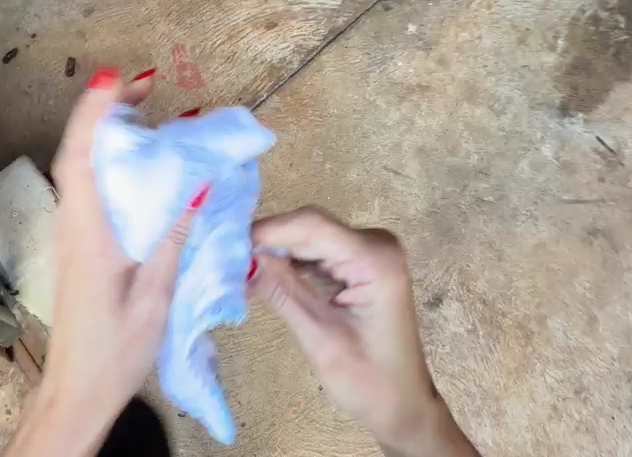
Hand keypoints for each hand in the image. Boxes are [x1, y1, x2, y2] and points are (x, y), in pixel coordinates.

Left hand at [5, 68, 197, 456]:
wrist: (76, 393)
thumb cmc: (114, 349)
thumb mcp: (154, 295)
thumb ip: (172, 238)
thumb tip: (198, 185)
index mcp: (89, 232)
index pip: (80, 158)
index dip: (93, 114)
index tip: (113, 77)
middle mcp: (75, 223)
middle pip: (80, 152)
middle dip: (106, 111)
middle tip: (144, 84)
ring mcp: (76, 232)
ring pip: (83, 167)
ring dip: (108, 131)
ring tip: (144, 108)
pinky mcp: (82, 242)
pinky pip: (92, 186)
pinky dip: (112, 158)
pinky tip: (140, 160)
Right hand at [249, 208, 478, 456]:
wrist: (404, 406)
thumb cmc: (370, 382)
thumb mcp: (321, 339)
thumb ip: (283, 292)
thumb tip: (243, 260)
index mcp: (375, 258)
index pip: (312, 226)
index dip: (269, 230)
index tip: (228, 243)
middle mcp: (375, 243)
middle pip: (311, 227)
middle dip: (270, 240)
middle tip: (227, 256)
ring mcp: (369, 249)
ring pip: (311, 235)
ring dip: (278, 249)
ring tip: (239, 264)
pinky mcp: (360, 260)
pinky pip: (319, 249)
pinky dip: (292, 260)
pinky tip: (266, 271)